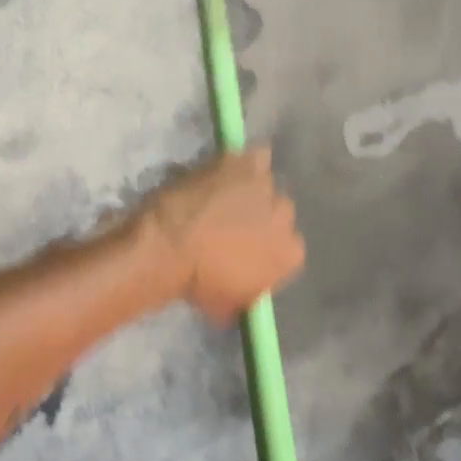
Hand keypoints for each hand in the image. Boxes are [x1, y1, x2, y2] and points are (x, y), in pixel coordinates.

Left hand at [140, 147, 304, 324]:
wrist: (170, 245)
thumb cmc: (198, 281)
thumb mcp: (230, 305)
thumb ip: (249, 293)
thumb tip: (246, 291)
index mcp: (290, 255)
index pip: (287, 247)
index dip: (264, 246)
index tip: (244, 246)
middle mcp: (286, 218)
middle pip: (278, 212)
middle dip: (259, 215)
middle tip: (231, 219)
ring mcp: (266, 186)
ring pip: (265, 183)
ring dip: (249, 188)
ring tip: (223, 193)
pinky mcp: (244, 162)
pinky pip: (257, 155)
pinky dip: (244, 162)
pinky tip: (228, 169)